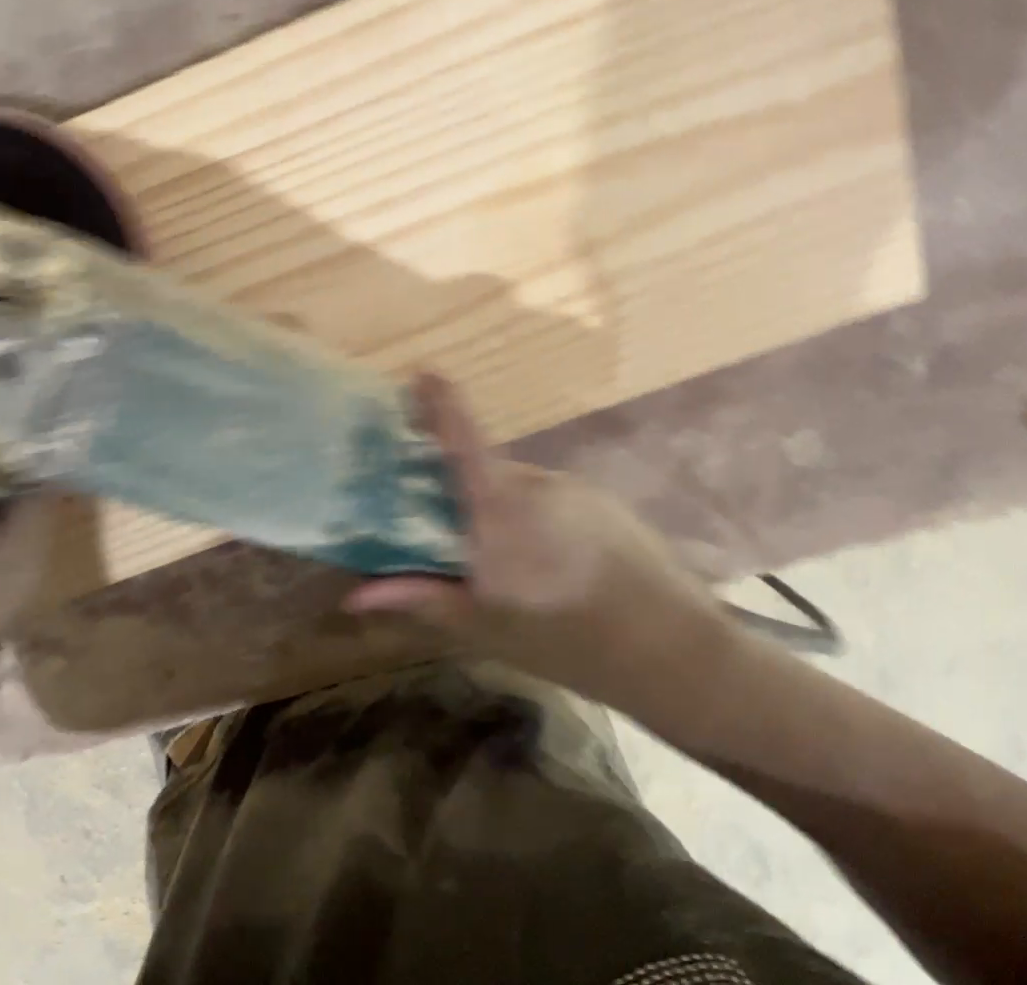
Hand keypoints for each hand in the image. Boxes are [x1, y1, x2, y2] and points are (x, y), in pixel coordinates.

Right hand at [346, 374, 737, 704]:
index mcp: (501, 507)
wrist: (673, 650)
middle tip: (443, 536)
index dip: (440, 401)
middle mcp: (538, 484)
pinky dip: (534, 521)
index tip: (419, 376)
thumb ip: (420, 598)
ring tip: (503, 567)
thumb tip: (353, 595)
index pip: (462, 437)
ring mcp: (576, 491)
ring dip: (499, 512)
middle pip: (483, 470)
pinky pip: (551, 501)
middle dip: (459, 493)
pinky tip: (548, 569)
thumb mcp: (484, 625)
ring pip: (518, 489)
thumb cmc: (567, 640)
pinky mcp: (605, 504)